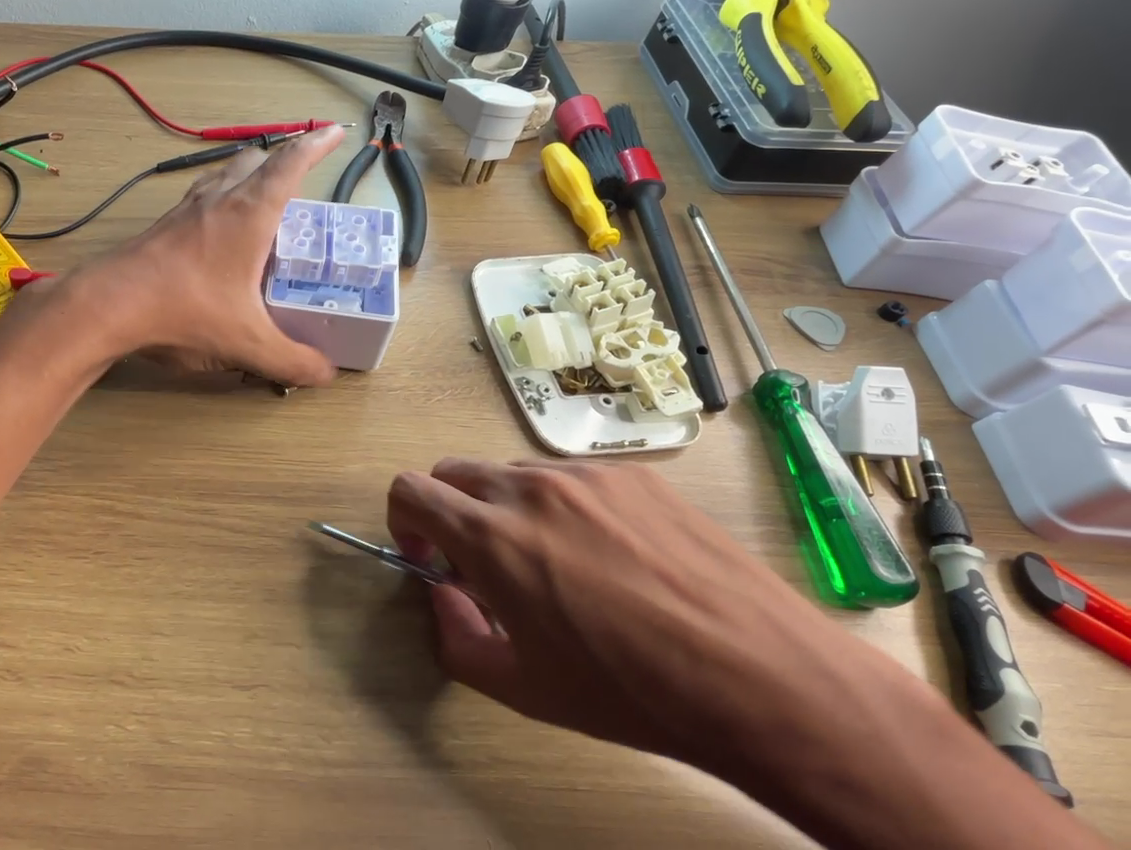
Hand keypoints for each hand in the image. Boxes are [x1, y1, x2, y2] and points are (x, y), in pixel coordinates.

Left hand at [69, 125, 345, 385]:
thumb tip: (325, 374)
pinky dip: (216, 200)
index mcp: (250, 213)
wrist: (108, 305)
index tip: (335, 131)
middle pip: (253, 161)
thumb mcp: (247, 343)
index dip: (316, 145)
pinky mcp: (161, 228)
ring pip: (221, 175)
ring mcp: (184, 211)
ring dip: (245, 176)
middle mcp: (218, 200)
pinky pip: (197, 199)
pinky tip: (214, 230)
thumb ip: (291, 360)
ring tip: (259, 198)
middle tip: (299, 181)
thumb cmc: (185, 311)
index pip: (290, 165)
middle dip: (280, 161)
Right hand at [385, 457, 921, 775]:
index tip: (427, 555)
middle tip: (483, 564)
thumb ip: (454, 635)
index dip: (403, 520)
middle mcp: (531, 490)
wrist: (762, 678)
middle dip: (450, 512)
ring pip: (514, 474)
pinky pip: (573, 479)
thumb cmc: (630, 693)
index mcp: (493, 538)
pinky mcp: (637, 475)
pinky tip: (610, 557)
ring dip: (508, 509)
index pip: (410, 489)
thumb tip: (443, 594)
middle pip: (454, 472)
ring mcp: (588, 476)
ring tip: (556, 564)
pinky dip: (564, 507)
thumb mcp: (521, 687)